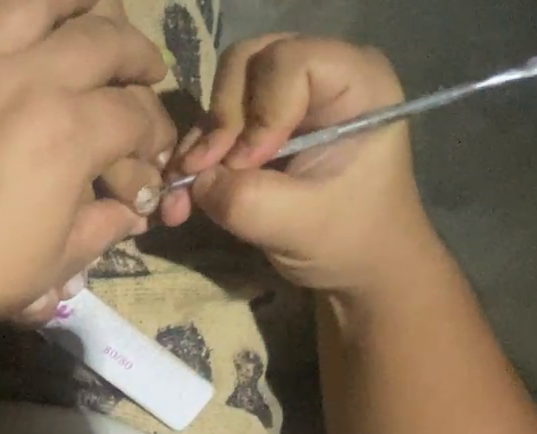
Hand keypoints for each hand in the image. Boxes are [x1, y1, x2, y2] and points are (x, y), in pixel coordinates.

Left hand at [0, 0, 169, 316]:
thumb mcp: (54, 266)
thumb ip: (102, 227)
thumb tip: (130, 209)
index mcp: (68, 136)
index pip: (133, 113)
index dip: (155, 134)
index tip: (153, 154)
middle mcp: (26, 81)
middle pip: (103, 40)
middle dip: (137, 56)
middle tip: (143, 73)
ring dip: (77, 1)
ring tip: (92, 13)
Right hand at [159, 36, 439, 292]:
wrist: (355, 268)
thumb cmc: (348, 242)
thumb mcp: (299, 227)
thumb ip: (247, 200)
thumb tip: (195, 180)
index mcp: (355, 85)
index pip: (288, 63)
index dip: (259, 111)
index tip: (252, 165)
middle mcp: (320, 79)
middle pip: (247, 65)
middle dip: (219, 122)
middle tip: (205, 174)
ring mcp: (285, 102)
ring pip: (222, 96)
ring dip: (197, 148)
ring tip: (181, 198)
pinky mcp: (260, 129)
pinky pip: (214, 129)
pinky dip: (193, 163)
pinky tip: (182, 201)